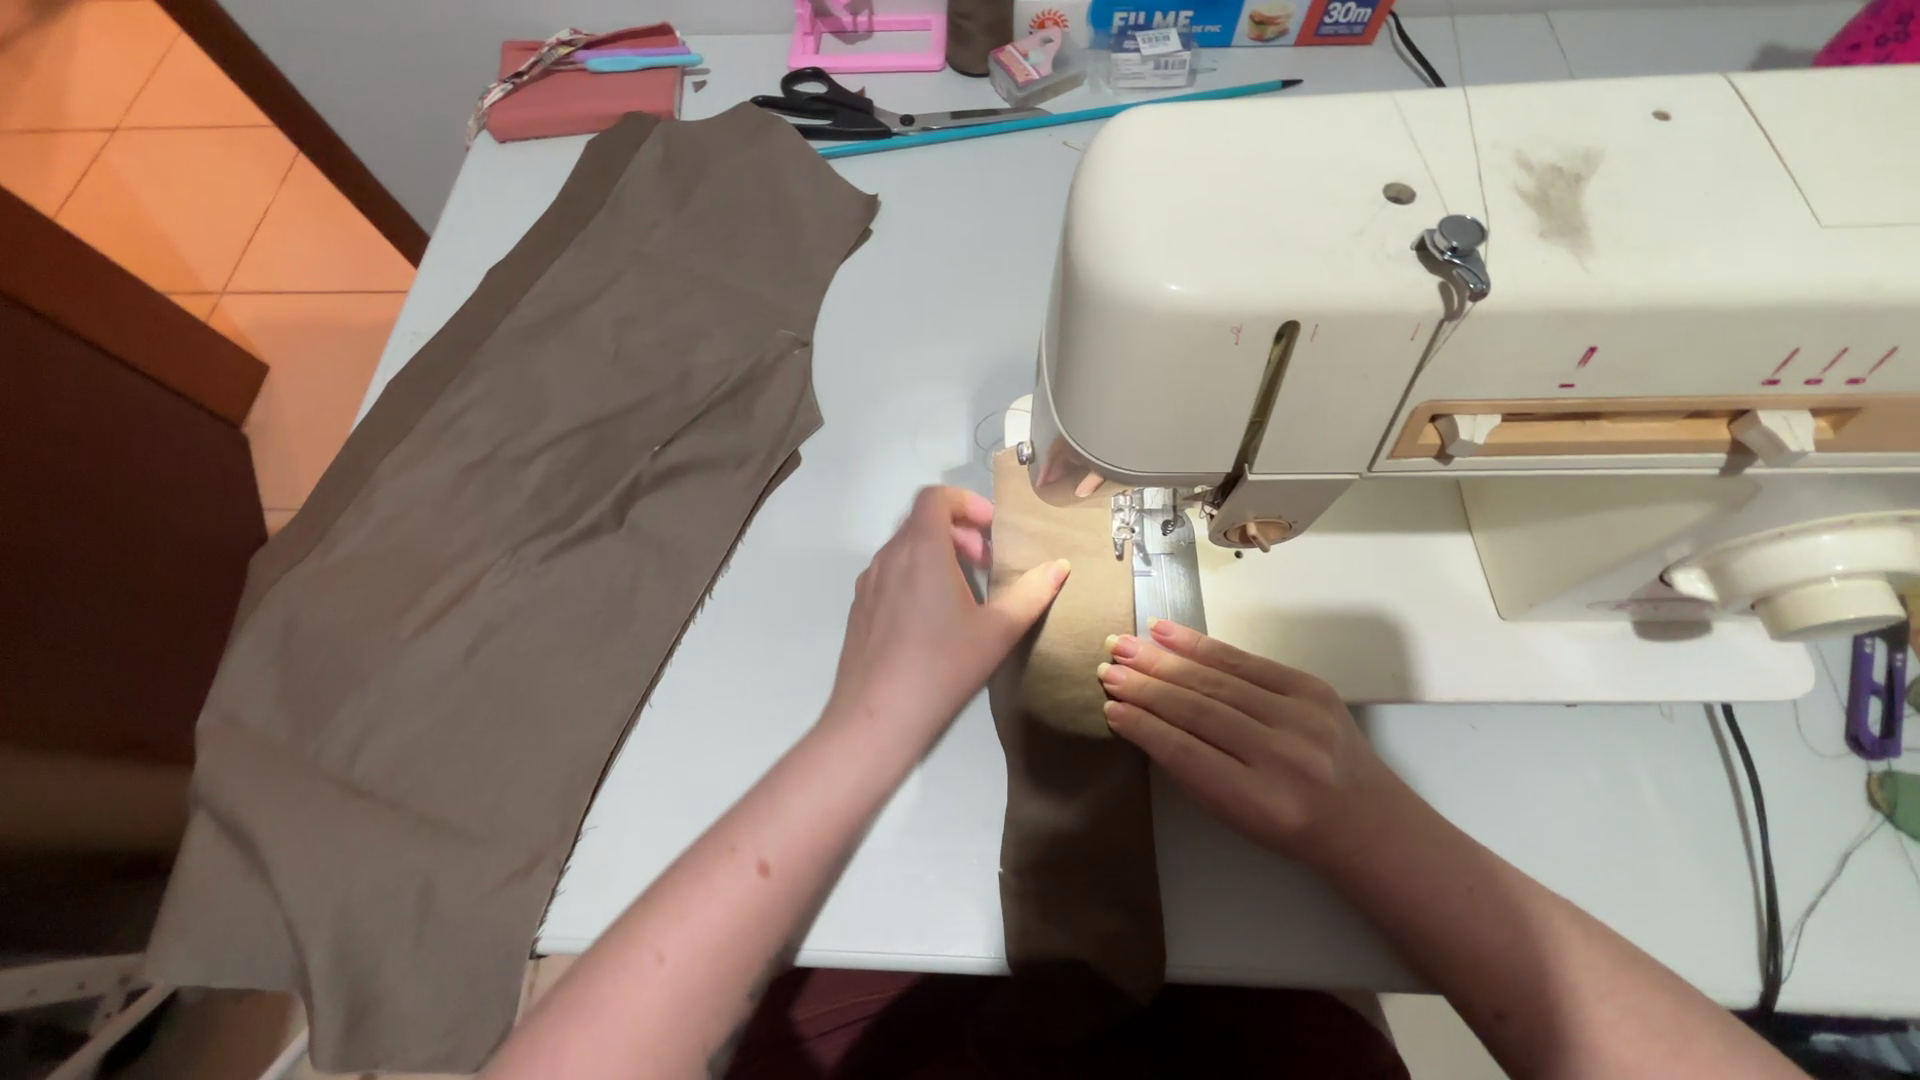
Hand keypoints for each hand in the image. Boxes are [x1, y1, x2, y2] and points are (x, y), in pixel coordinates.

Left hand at [825, 487, 1068, 740]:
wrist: (876, 716)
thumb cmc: (942, 667)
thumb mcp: (998, 631)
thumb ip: (1032, 593)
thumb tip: (1059, 566)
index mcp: (921, 549)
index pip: (935, 498)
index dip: (966, 503)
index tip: (991, 530)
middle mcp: (889, 557)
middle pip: (921, 521)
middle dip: (958, 531)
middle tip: (985, 563)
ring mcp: (868, 582)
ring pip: (904, 548)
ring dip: (936, 554)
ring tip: (963, 591)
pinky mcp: (858, 608)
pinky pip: (890, 574)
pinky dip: (914, 575)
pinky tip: (932, 619)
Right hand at [1099, 620, 1402, 864]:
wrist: (1365, 817)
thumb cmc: (1286, 824)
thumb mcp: (1232, 814)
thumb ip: (1188, 768)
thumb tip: (1136, 715)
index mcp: (1260, 801)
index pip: (1185, 753)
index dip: (1143, 726)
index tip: (1108, 705)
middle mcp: (1284, 756)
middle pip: (1199, 709)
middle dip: (1146, 685)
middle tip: (1106, 667)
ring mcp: (1303, 717)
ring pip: (1217, 680)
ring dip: (1163, 660)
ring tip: (1124, 646)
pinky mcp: (1312, 687)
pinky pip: (1245, 660)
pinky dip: (1200, 644)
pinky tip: (1164, 632)